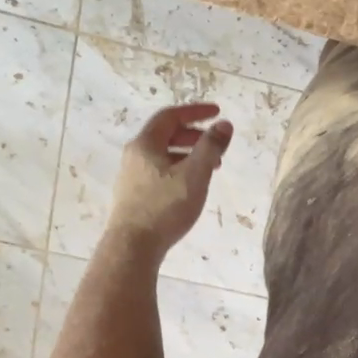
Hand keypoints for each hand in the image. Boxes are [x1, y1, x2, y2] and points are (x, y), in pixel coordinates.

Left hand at [104, 103, 232, 262]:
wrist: (133, 245)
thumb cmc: (166, 206)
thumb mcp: (195, 173)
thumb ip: (211, 146)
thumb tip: (224, 124)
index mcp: (145, 145)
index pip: (170, 117)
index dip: (195, 112)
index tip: (217, 112)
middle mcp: (135, 155)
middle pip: (166, 134)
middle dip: (195, 135)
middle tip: (217, 144)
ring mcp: (133, 175)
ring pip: (164, 154)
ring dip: (190, 153)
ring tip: (211, 167)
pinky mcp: (136, 193)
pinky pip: (161, 169)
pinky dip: (181, 167)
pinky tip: (193, 185)